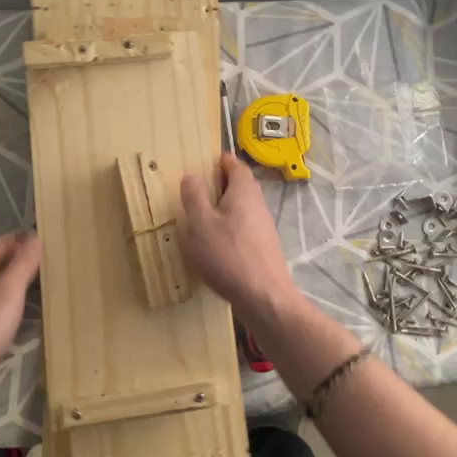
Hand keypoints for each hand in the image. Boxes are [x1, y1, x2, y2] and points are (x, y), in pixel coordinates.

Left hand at [0, 231, 42, 420]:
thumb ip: (23, 263)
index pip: (3, 241)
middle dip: (15, 261)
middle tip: (42, 269)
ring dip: (4, 282)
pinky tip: (1, 316)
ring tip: (26, 292)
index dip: (24, 240)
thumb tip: (35, 237)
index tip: (46, 245)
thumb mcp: (10, 293)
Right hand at [178, 153, 296, 317]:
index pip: (236, 166)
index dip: (223, 161)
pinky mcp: (264, 249)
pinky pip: (245, 228)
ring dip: (226, 208)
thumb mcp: (201, 224)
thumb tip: (191, 175)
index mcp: (244, 192)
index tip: (209, 160)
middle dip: (222, 184)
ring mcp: (264, 228)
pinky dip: (230, 227)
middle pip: (242, 186)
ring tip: (203, 216)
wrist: (264, 296)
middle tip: (200, 188)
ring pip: (243, 209)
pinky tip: (217, 244)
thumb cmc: (229, 255)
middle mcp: (258, 205)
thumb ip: (195, 197)